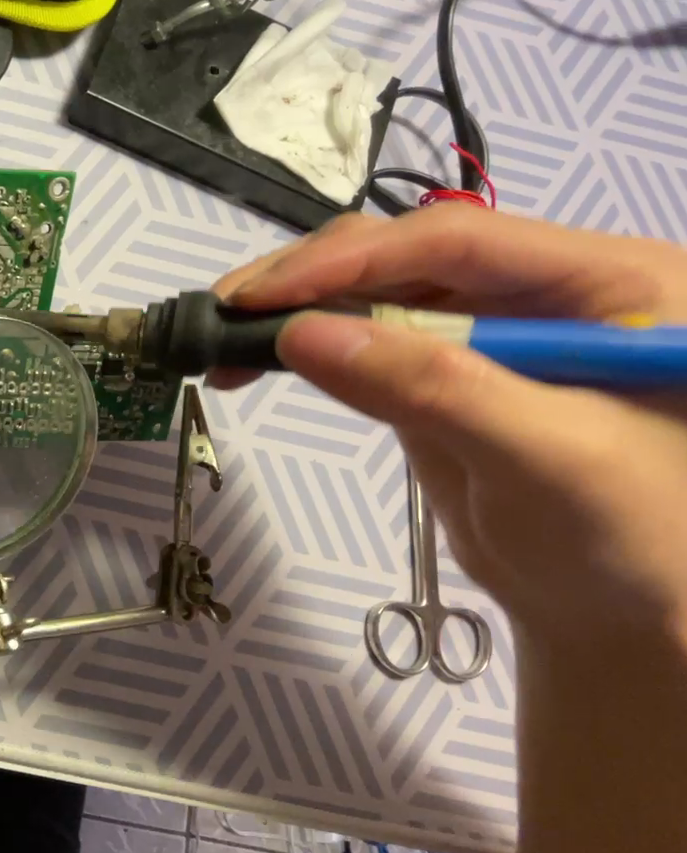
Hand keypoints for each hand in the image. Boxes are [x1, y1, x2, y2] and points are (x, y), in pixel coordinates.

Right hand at [214, 206, 686, 643]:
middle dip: (305, 281)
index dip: (348, 260)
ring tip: (220, 346)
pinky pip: (359, 341)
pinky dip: (300, 349)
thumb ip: (431, 387)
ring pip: (368, 295)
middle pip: (401, 256)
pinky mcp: (437, 374)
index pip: (454, 241)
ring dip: (289, 314)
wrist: (623, 611)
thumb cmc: (632, 538)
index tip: (256, 298)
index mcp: (606, 281)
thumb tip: (298, 335)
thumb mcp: (546, 456)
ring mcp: (485, 332)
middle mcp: (542, 290)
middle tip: (221, 317)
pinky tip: (251, 364)